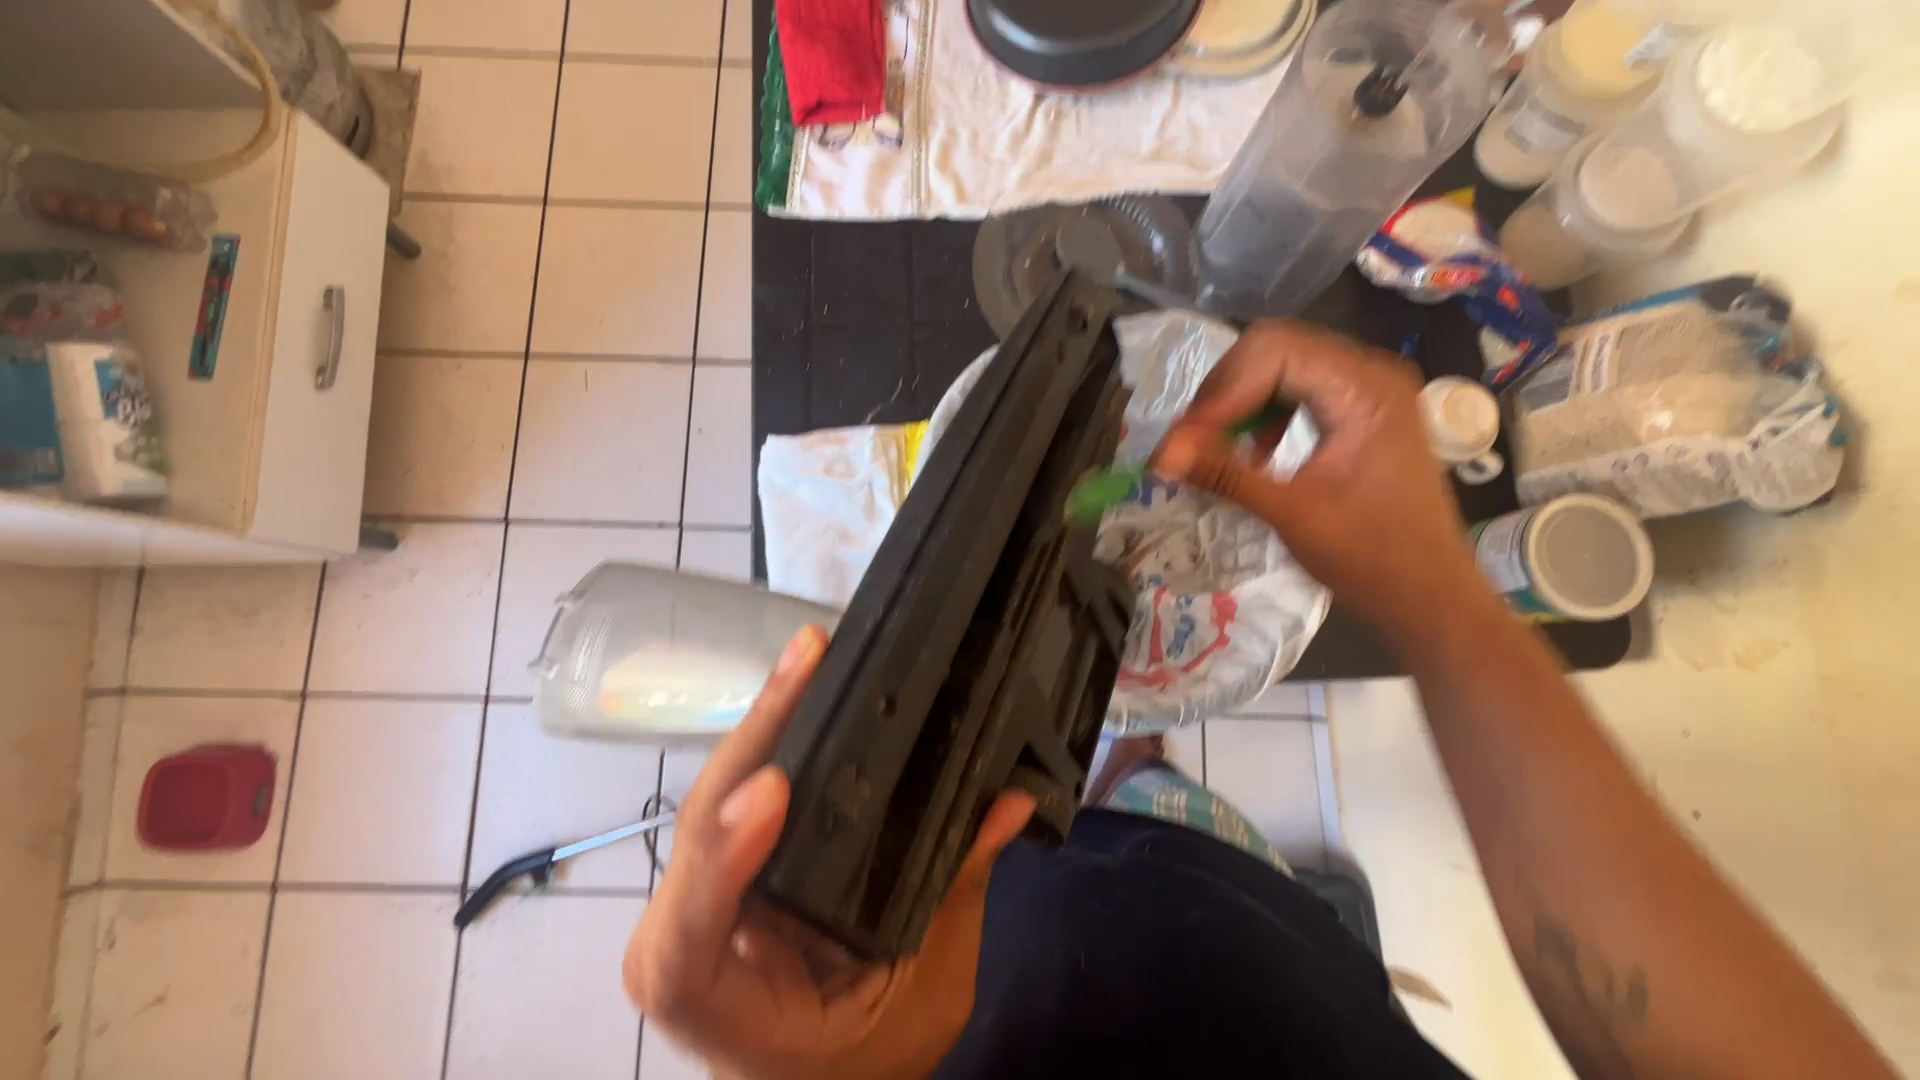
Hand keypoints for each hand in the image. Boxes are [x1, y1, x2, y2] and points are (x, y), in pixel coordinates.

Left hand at [624, 625, 1036, 1079]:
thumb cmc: (869, 1058)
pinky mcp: (727, 862)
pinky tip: (801, 691)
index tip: (774, 791)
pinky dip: (769, 739)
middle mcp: (691, 941)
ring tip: (807, 659)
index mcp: (726, 1008)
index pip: (688, 944)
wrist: (828, 1076)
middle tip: (808, 662)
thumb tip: (1009, 797)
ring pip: (712, 799)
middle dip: (754, 740)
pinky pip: (737, 794)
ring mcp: (703, 893)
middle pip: (699, 832)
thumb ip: (954, 892)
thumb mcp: (924, 993)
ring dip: (760, 724)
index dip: (719, 863)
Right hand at [1152, 319, 1489, 641]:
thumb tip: (1160, 455)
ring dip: (1240, 402)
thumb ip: (1224, 475)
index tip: (1185, 440)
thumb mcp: (1290, 514)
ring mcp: (1369, 390)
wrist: (1430, 597)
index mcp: (1364, 388)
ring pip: (1283, 366)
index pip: (1273, 351)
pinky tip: (1253, 452)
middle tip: (1191, 441)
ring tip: (1212, 446)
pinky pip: (1300, 390)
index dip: (1220, 391)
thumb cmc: (1371, 558)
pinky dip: (1265, 413)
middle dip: (1224, 393)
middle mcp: (1370, 373)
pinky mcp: (1363, 412)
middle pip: (1275, 349)